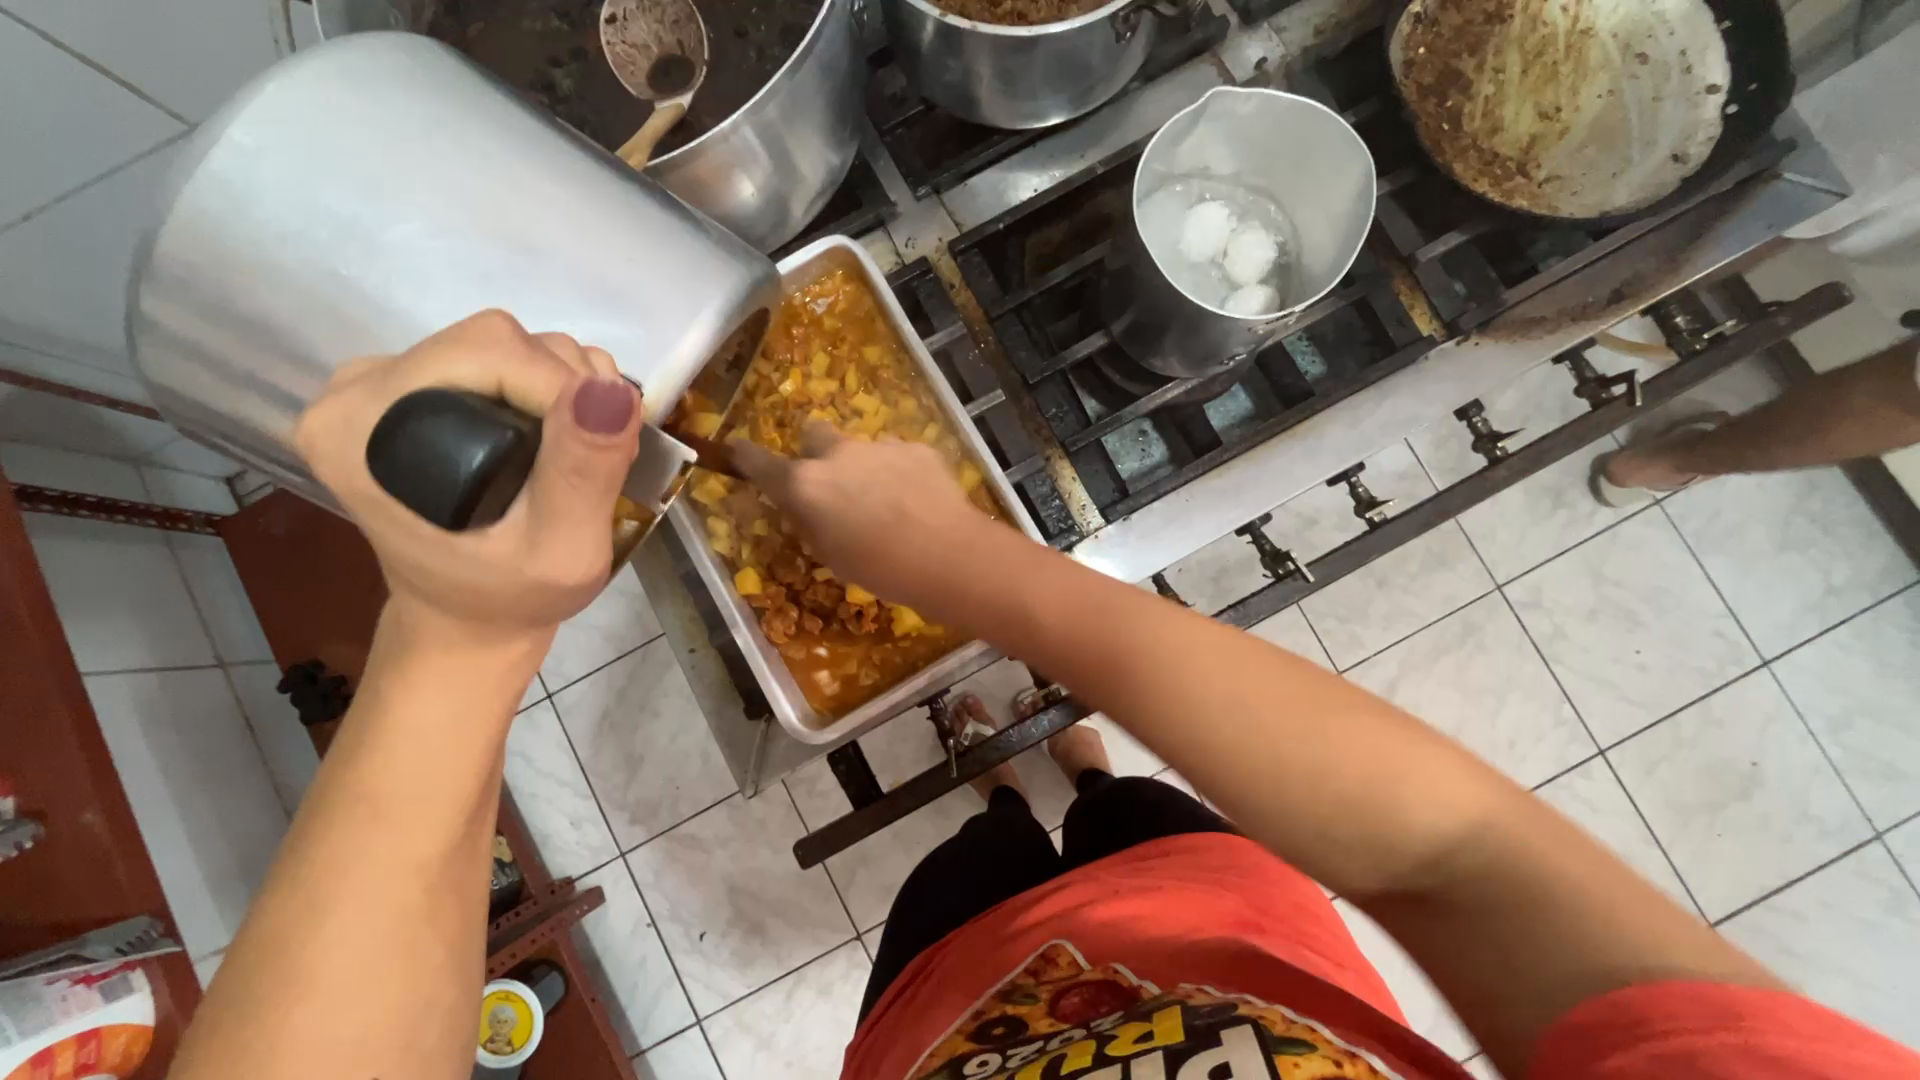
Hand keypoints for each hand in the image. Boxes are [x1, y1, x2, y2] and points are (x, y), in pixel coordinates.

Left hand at [294, 310, 641, 644]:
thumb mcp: (562, 550)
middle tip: (599, 456)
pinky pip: (496, 358)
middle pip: (497, 340)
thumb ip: (582, 470)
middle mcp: (356, 391)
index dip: (566, 388)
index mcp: (364, 427)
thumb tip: (610, 391)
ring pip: (504, 344)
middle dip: (568, 387)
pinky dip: (546, 388)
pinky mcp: (409, 392)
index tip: (604, 450)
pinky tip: (556, 437)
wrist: (471, 620)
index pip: (493, 353)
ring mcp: (379, 387)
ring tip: (580, 454)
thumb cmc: (512, 596)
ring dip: (565, 388)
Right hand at [731, 424, 989, 606]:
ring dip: (864, 467)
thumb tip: (807, 506)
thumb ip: (811, 522)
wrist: (946, 555)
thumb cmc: (880, 568)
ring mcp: (879, 447)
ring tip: (888, 503)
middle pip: (815, 434)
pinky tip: (918, 501)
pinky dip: (900, 472)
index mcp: (805, 484)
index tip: (738, 450)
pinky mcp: (916, 449)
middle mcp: (837, 455)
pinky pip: (897, 456)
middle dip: (817, 452)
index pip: (761, 463)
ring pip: (861, 448)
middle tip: (833, 483)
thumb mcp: (830, 555)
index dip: (746, 456)